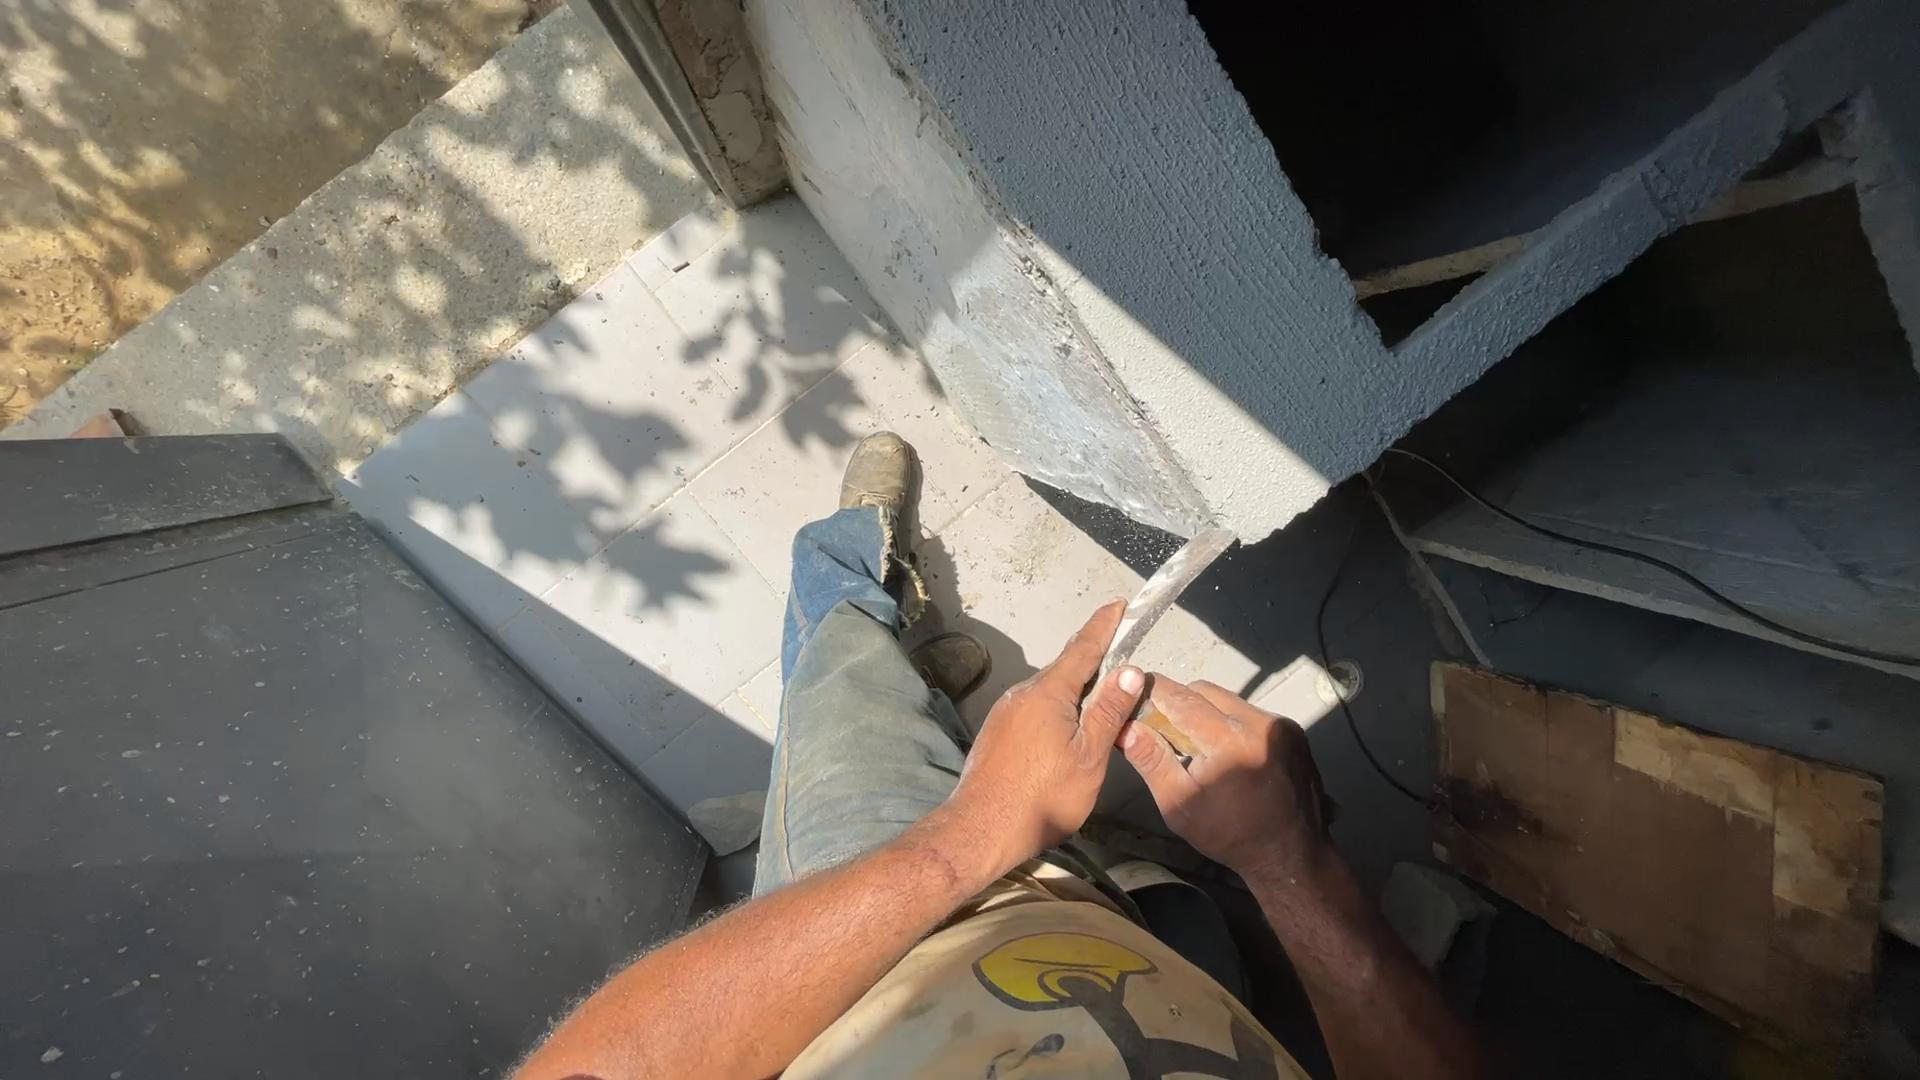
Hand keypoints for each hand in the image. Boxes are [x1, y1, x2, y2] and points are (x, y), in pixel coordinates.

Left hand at [943, 600, 1145, 877]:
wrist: (980, 828)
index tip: (1119, 604)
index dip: (1104, 626)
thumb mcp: (1088, 756)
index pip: (1083, 648)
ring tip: (1101, 701)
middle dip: (1094, 661)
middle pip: (1065, 668)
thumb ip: (1108, 712)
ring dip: (1075, 690)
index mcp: (1048, 692)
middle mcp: (1023, 692)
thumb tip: (1129, 670)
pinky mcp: (997, 730)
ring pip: (1049, 690)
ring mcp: (1006, 711)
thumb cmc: (1042, 796)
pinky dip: (1057, 708)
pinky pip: (1035, 707)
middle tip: (1122, 660)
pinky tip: (1067, 730)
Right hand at [1119, 678, 1332, 883]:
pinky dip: (1230, 721)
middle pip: (1203, 691)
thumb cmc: (1229, 835)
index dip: (1153, 691)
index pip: (1180, 698)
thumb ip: (1150, 760)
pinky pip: (1249, 712)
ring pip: (1227, 698)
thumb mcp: (1179, 804)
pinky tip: (1227, 750)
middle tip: (1164, 727)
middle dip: (1179, 702)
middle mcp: (1258, 723)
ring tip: (1198, 742)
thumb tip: (1123, 726)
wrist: (1292, 857)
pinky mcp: (1293, 730)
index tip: (1133, 692)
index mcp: (1229, 742)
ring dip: (1206, 711)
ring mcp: (1280, 725)